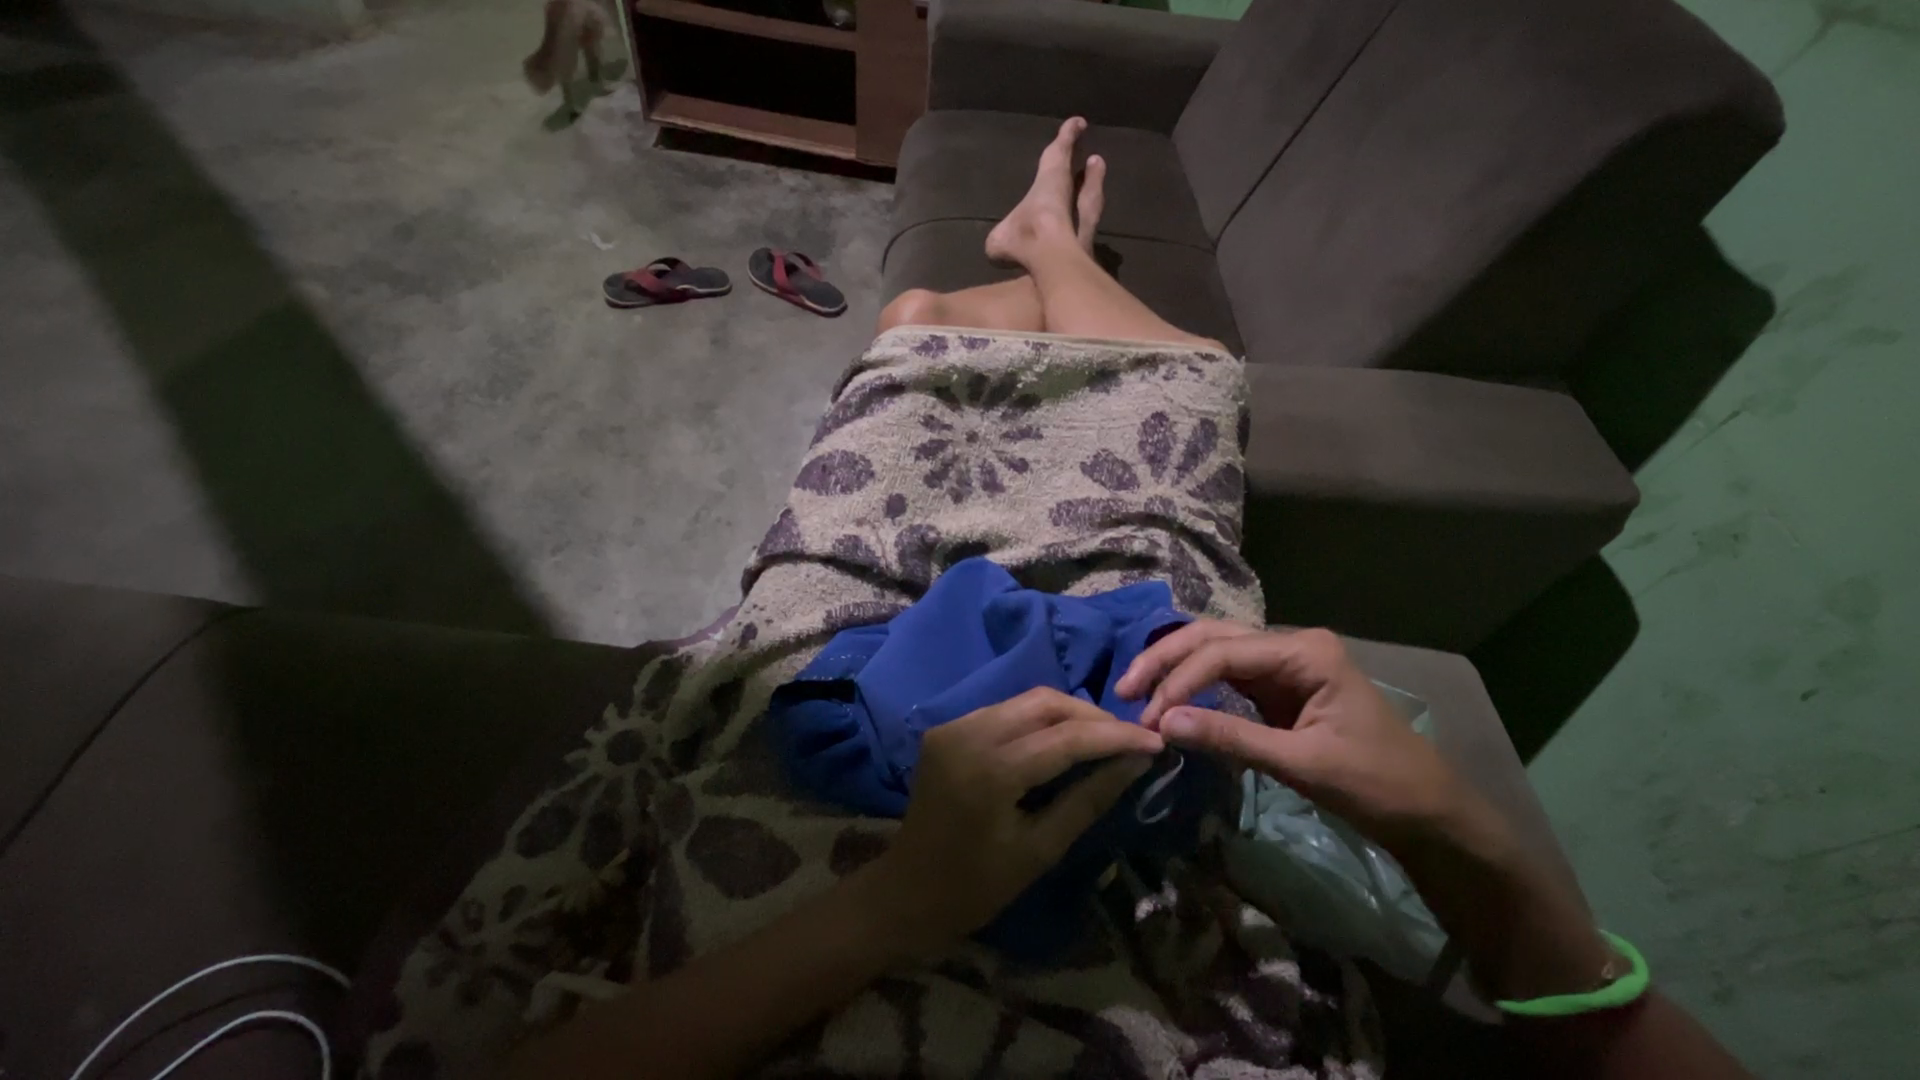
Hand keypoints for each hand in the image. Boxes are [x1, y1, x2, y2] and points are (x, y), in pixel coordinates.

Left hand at [868, 687, 1160, 951]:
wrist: (907, 893)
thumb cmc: (977, 887)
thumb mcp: (1041, 849)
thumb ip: (1089, 799)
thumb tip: (1136, 762)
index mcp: (990, 769)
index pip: (1066, 737)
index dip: (1116, 736)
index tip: (1156, 741)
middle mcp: (968, 733)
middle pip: (1045, 703)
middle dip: (1093, 717)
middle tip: (1131, 740)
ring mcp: (952, 726)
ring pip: (1025, 702)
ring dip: (1067, 715)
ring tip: (1104, 740)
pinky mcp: (946, 729)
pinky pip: (1004, 712)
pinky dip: (1037, 721)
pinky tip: (1062, 741)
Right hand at [1116, 623, 1498, 856]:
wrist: (1427, 811)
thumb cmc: (1376, 784)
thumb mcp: (1301, 764)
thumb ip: (1231, 738)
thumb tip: (1162, 724)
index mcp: (1305, 651)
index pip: (1223, 652)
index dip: (1179, 681)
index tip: (1147, 718)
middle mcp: (1291, 645)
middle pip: (1212, 637)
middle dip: (1165, 661)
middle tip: (1123, 691)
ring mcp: (1285, 664)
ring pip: (1215, 651)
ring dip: (1174, 669)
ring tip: (1136, 693)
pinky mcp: (1279, 687)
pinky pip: (1226, 675)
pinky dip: (1194, 686)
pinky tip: (1169, 700)